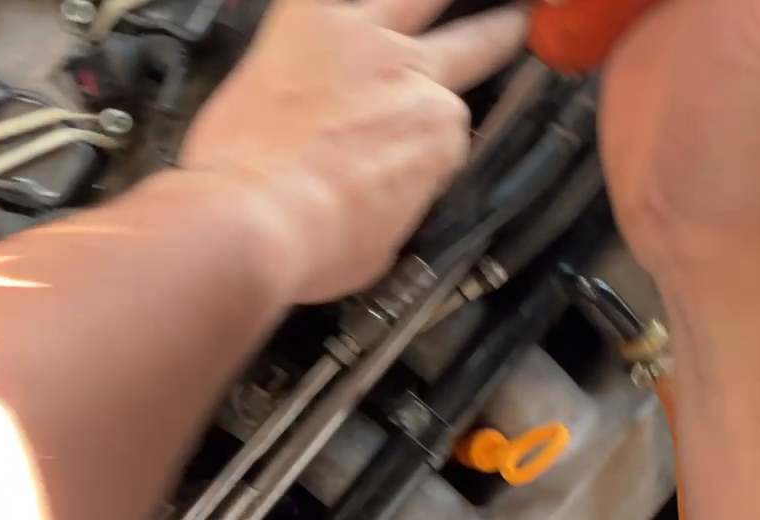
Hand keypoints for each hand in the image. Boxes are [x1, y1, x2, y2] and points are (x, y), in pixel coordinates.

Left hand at [180, 0, 528, 303]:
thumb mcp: (375, 254)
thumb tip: (376, 218)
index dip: (434, 147)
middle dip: (495, 34)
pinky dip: (332, 10)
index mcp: (436, 136)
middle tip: (511, 24)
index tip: (420, 156)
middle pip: (470, 43)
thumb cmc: (306, 244)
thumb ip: (388, 218)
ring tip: (434, 5)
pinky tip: (331, 16)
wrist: (249, 221)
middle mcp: (410, 77)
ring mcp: (360, 41)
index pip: (450, 132)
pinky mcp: (304, 22)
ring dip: (429, 1)